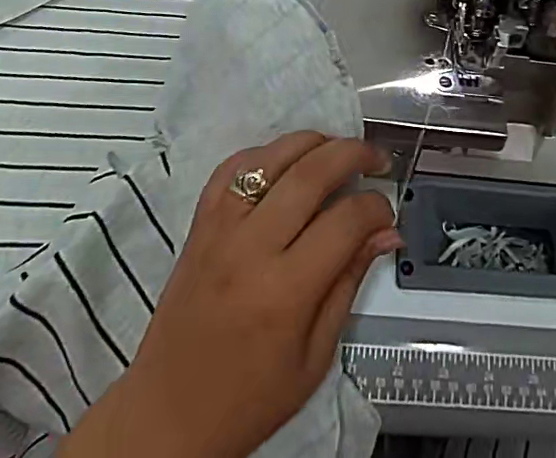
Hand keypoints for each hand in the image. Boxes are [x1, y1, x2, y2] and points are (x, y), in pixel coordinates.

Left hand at [60, 132, 399, 457]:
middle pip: (310, 173)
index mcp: (284, 291)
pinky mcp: (198, 225)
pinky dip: (263, 154)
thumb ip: (349, 282)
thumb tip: (385, 233)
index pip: (345, 221)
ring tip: (337, 151)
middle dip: (354, 153)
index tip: (386, 213)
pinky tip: (285, 161)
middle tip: (376, 159)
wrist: (169, 413)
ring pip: (270, 157)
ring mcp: (218, 230)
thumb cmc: (249, 398)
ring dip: (311, 143)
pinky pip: (230, 169)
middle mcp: (249, 248)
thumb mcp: (315, 356)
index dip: (376, 207)